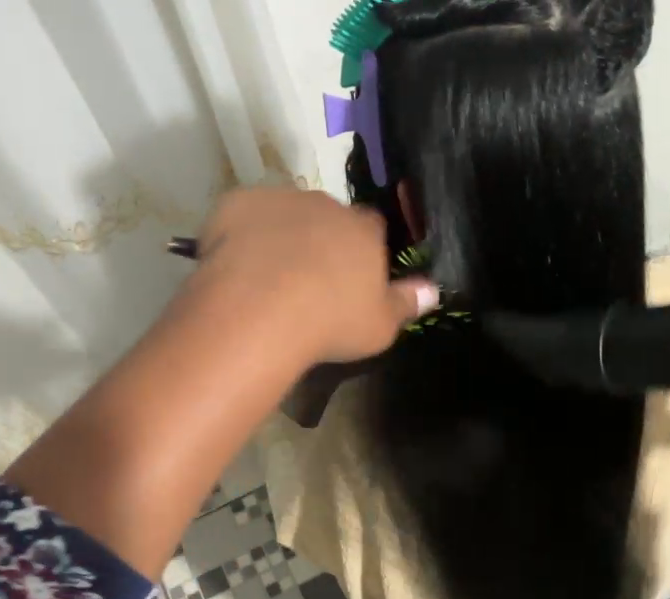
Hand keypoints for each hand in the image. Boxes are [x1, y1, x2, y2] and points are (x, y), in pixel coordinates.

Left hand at [184, 187, 438, 365]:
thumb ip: (406, 304)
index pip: (374, 229)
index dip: (364, 249)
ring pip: (285, 213)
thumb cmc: (331, 323)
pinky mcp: (236, 203)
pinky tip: (238, 267)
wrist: (260, 311)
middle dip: (321, 240)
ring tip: (270, 276)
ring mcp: (279, 199)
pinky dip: (243, 236)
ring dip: (283, 235)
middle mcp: (326, 204)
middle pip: (328, 217)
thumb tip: (433, 290)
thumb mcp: (380, 327)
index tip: (354, 274)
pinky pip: (244, 216)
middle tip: (309, 280)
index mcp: (364, 231)